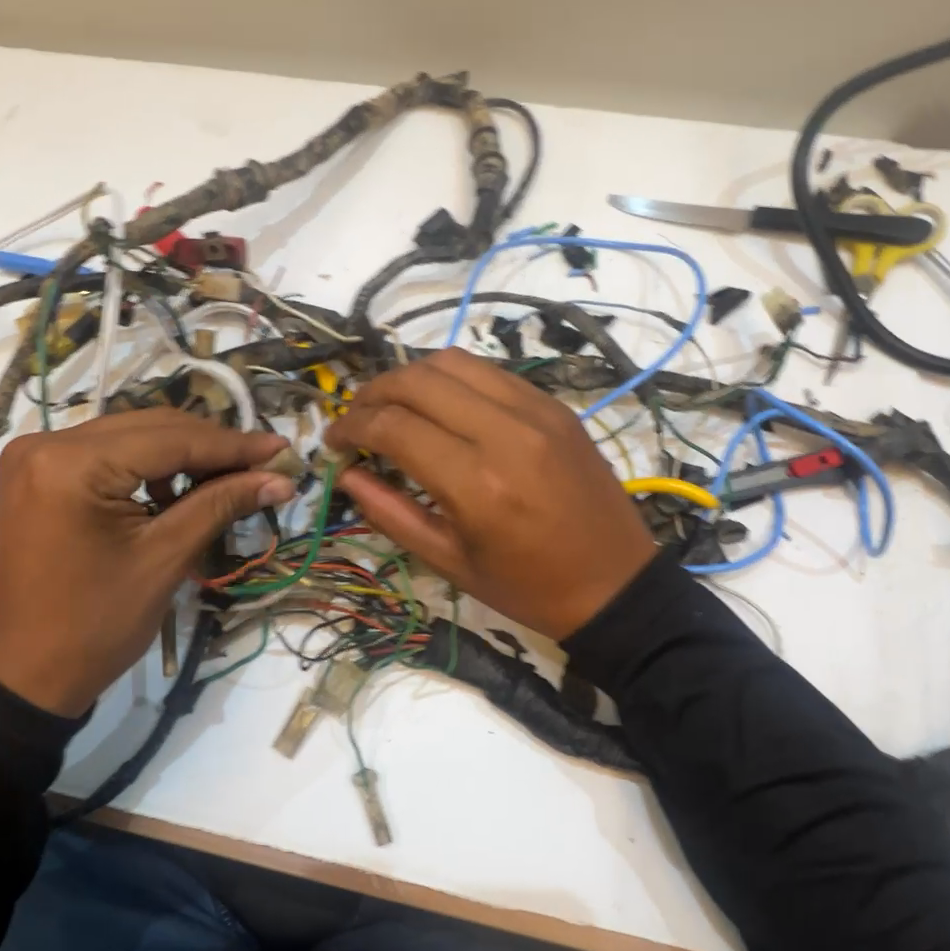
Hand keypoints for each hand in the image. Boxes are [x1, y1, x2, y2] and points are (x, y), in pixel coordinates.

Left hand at [0, 409, 294, 716]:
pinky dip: (145, 467)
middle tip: (263, 466)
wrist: (25, 675)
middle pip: (148, 427)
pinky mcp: (35, 475)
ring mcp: (33, 456)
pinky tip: (175, 492)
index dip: (232, 444)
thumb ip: (220, 505)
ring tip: (226, 481)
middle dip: (209, 446)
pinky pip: (104, 455)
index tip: (281, 449)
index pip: (169, 438)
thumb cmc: (96, 625)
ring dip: (179, 455)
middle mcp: (45, 443)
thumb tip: (280, 479)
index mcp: (71, 463)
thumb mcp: (164, 559)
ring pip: (128, 437)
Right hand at [324, 348, 656, 639]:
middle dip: (373, 393)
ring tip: (395, 408)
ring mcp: (536, 411)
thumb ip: (391, 513)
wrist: (615, 585)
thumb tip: (347, 475)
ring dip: (412, 378)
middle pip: (417, 379)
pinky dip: (454, 381)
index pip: (392, 425)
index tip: (334, 443)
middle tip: (357, 421)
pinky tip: (443, 408)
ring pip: (454, 362)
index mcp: (475, 482)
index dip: (351, 428)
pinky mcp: (556, 406)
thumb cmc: (527, 588)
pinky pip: (491, 373)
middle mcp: (505, 432)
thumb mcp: (449, 563)